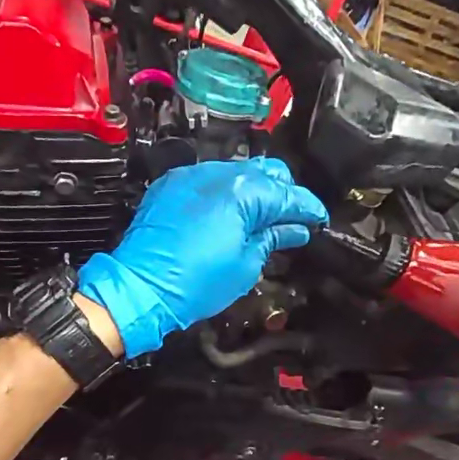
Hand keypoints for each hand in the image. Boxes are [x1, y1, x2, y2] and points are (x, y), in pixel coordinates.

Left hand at [78, 159, 327, 356]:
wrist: (140, 288)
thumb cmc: (194, 283)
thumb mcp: (246, 265)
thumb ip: (273, 238)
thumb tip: (294, 230)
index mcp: (243, 192)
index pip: (288, 194)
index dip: (308, 208)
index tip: (318, 220)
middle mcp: (218, 174)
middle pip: (268, 172)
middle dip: (285, 193)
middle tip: (293, 219)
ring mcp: (192, 176)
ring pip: (238, 171)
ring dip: (256, 191)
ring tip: (263, 218)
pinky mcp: (172, 185)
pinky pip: (210, 179)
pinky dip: (227, 192)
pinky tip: (232, 214)